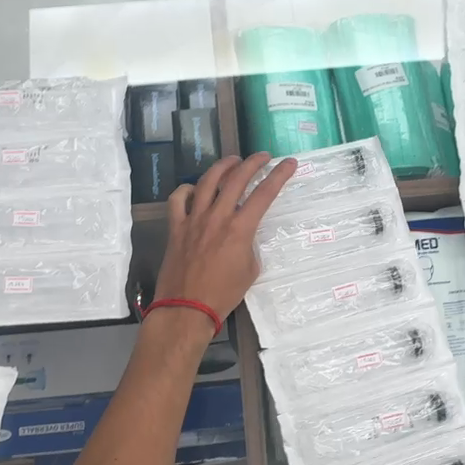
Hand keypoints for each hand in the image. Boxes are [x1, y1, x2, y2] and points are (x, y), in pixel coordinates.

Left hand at [153, 153, 295, 320]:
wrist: (186, 308)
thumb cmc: (224, 294)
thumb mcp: (250, 270)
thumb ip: (249, 245)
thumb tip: (244, 235)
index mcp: (240, 228)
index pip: (264, 194)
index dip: (279, 175)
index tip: (289, 163)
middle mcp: (217, 217)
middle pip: (237, 179)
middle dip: (253, 162)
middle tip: (262, 156)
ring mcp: (193, 219)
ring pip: (207, 181)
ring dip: (222, 167)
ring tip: (232, 161)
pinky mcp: (175, 227)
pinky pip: (178, 199)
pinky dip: (187, 190)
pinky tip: (194, 190)